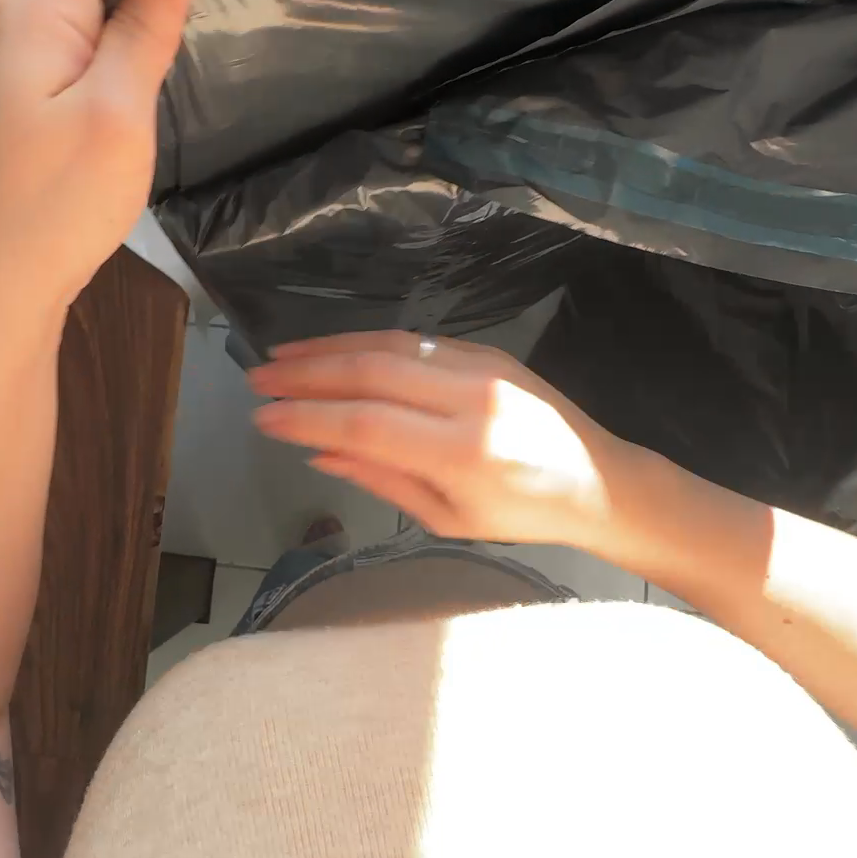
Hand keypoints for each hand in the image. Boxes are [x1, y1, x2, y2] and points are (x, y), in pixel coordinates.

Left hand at [0, 0, 195, 305]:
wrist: (1, 288)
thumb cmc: (60, 202)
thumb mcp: (118, 110)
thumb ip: (145, 29)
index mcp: (39, 7)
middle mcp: (21, 25)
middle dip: (159, 4)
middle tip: (214, 43)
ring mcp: (23, 71)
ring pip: (100, 31)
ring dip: (142, 48)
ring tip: (187, 74)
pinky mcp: (31, 110)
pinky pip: (87, 70)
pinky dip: (121, 81)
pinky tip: (143, 111)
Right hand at [248, 331, 669, 552]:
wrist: (598, 478)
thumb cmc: (521, 515)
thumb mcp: (447, 518)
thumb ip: (381, 479)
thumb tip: (318, 453)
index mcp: (462, 452)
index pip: (365, 424)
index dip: (308, 418)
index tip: (264, 418)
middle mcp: (469, 398)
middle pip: (370, 372)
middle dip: (305, 374)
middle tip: (259, 379)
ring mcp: (480, 366)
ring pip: (388, 345)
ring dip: (328, 348)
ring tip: (281, 357)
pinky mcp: (486, 350)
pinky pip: (413, 339)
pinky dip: (365, 342)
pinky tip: (334, 349)